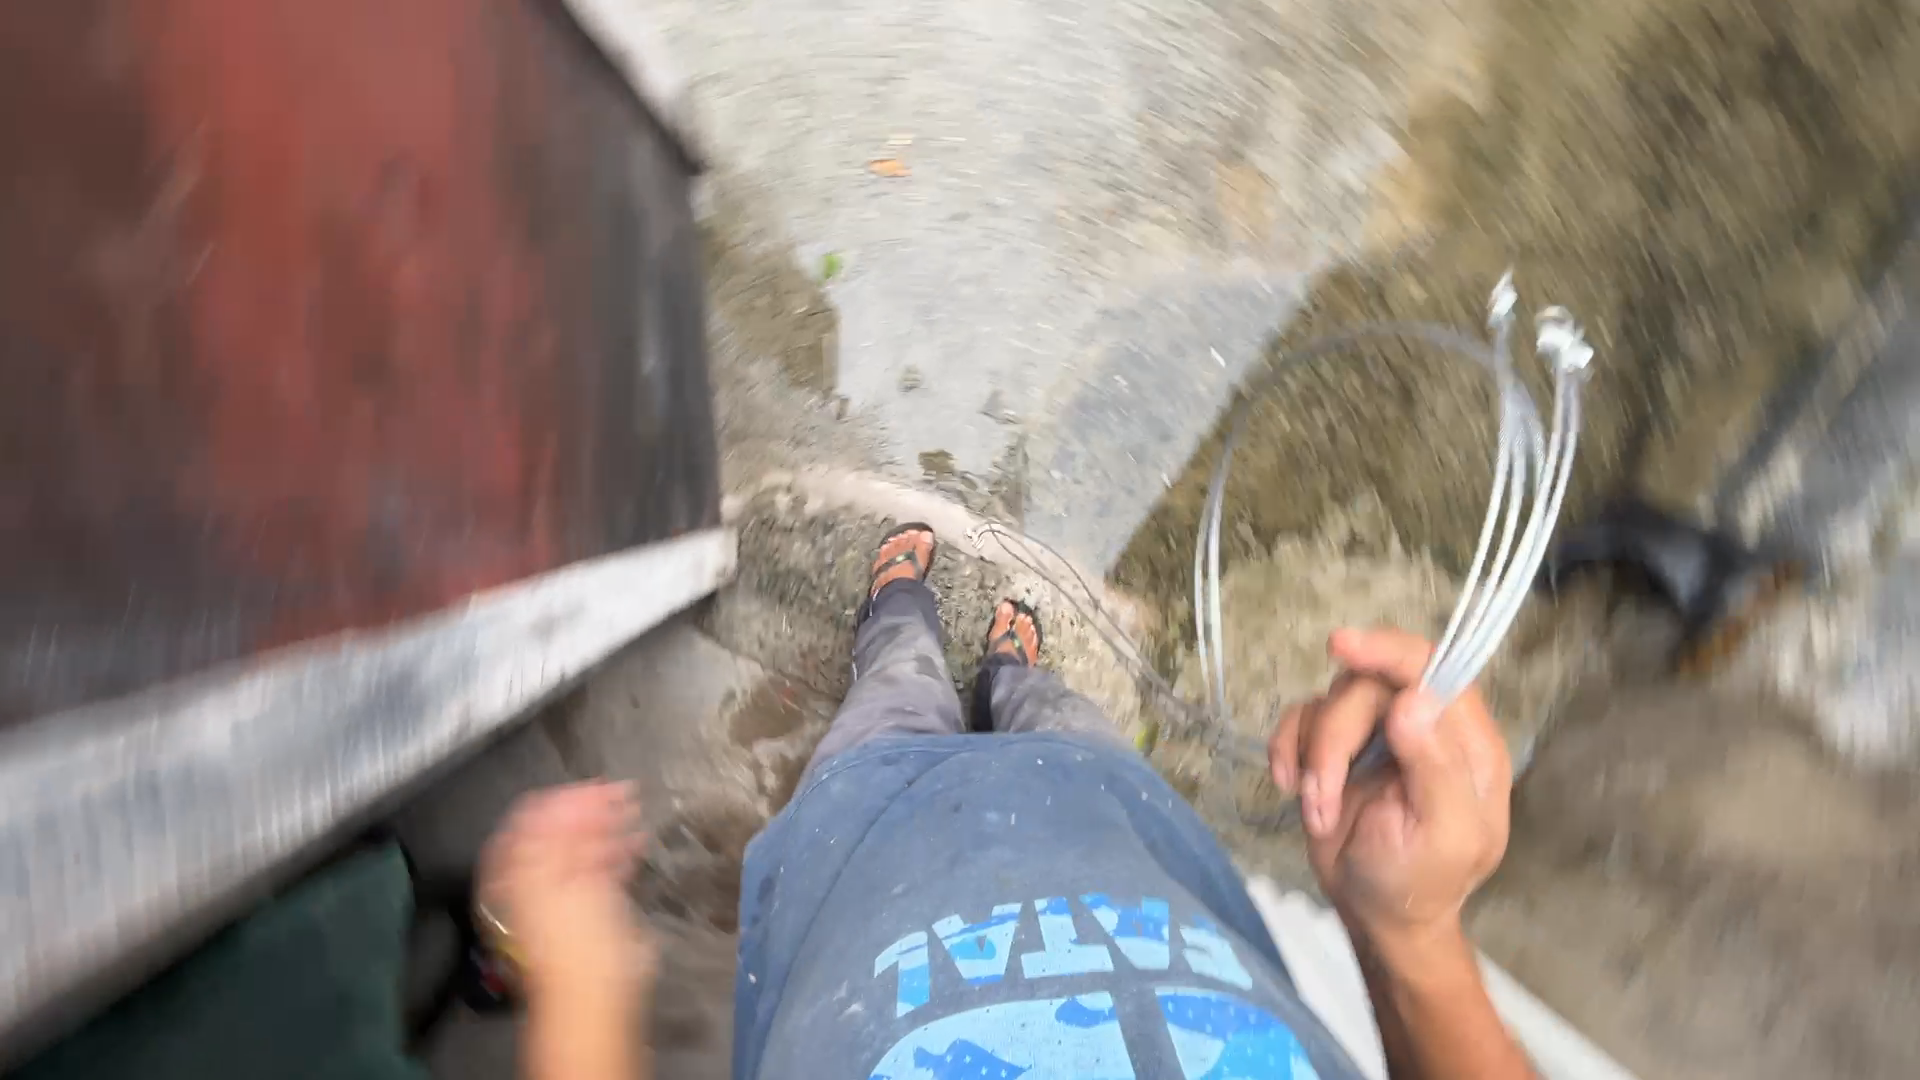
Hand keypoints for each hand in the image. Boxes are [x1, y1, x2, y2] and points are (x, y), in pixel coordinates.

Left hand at [476, 781, 658, 1006]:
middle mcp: (540, 883)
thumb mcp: (565, 880)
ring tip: (633, 804)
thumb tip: (568, 798)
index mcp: (521, 878)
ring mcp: (568, 896)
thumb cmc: (575, 939)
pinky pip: (606, 869)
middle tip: (617, 789)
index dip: (552, 803)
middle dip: (587, 809)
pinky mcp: (596, 908)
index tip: (583, 784)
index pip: (526, 828)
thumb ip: (565, 837)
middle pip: (559, 835)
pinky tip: (638, 838)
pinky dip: (621, 850)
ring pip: (585, 850)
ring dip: (608, 825)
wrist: (598, 991)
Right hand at [1268, 627, 1510, 957]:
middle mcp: (1417, 724)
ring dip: (1310, 758)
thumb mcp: (1443, 836)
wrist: (1372, 910)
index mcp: (1463, 740)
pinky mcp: (1329, 743)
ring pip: (1325, 702)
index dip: (1388, 650)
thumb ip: (1436, 767)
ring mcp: (1371, 731)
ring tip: (1318, 809)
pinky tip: (1292, 789)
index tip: (1341, 647)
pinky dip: (1285, 753)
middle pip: (1363, 686)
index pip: (1432, 668)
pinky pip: (1295, 720)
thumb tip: (1412, 700)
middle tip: (1322, 793)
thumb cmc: (1419, 878)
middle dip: (1333, 740)